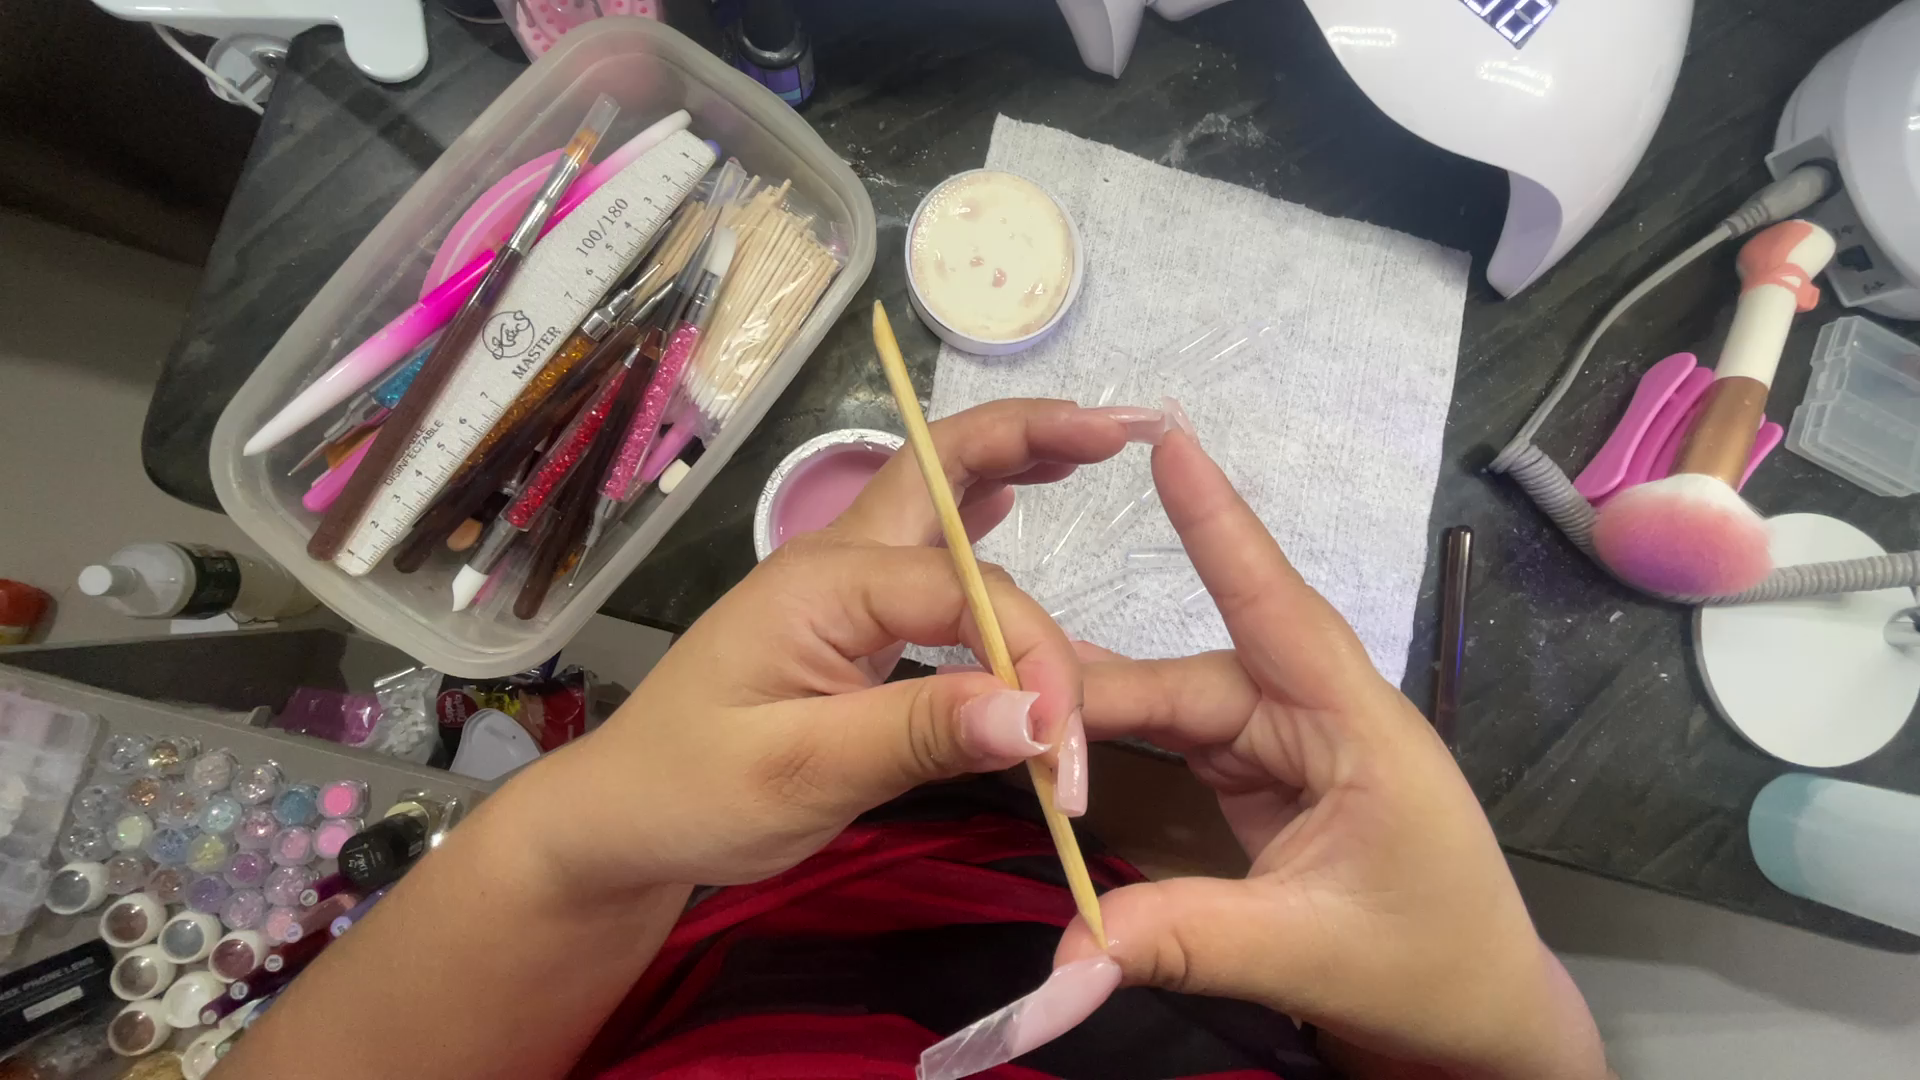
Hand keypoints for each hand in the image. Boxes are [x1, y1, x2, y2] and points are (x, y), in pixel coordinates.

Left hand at [502, 398, 1168, 893]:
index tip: (1065, 744)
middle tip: (1117, 429)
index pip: (967, 595)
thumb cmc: (696, 791)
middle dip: (1032, 437)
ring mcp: (845, 578)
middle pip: (942, 466)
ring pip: (939, 493)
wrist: (626, 812)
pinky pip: (931, 545)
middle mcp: (839, 558)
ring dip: (1012, 458)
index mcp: (826, 581)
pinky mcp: (853, 613)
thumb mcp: (801, 773)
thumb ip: (916, 734)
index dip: (1033, 656)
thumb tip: (1034, 713)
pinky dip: (982, 512)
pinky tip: (1015, 503)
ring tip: (1087, 443)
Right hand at [1054, 427, 1607, 1079]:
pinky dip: (1115, 736)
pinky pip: (1171, 732)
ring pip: (1165, 703)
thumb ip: (1184, 938)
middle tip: (1006, 703)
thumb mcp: (1312, 951)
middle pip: (1182, 679)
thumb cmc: (1432, 964)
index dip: (1218, 523)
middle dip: (1095, 697)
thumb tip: (1065, 951)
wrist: (1476, 1012)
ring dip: (1095, 716)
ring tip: (1018, 711)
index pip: (1275, 604)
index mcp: (1353, 723)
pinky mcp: (1250, 761)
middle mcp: (1307, 707)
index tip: (1168, 439)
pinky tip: (1063, 732)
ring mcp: (1274, 733)